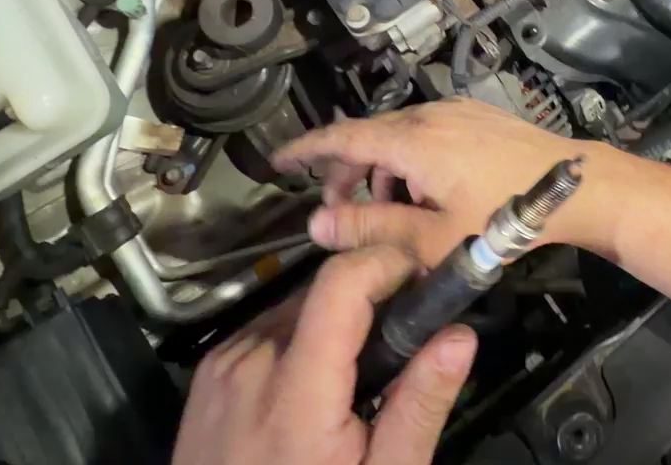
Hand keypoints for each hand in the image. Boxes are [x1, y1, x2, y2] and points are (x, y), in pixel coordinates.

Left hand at [171, 246, 476, 464]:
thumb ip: (419, 406)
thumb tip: (461, 334)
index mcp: (294, 391)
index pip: (341, 281)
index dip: (388, 263)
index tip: (423, 284)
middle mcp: (251, 360)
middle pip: (326, 291)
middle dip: (372, 304)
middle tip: (402, 352)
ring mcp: (224, 364)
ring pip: (300, 306)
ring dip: (336, 324)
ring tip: (355, 382)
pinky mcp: (209, 372)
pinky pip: (270, 328)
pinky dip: (301, 340)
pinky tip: (311, 390)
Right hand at [272, 98, 619, 266]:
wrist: (572, 185)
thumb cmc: (503, 215)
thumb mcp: (433, 236)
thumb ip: (371, 229)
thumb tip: (316, 225)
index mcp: (413, 140)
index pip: (343, 137)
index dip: (306, 148)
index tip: (278, 160)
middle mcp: (430, 114)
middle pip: (370, 136)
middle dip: (347, 172)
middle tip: (340, 214)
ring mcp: (456, 111)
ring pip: (399, 135)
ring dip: (382, 170)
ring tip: (391, 212)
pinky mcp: (476, 116)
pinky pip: (427, 132)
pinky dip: (410, 159)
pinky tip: (426, 193)